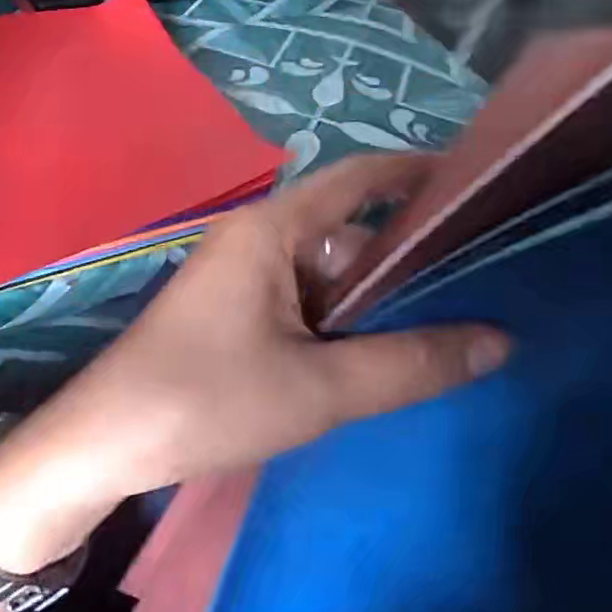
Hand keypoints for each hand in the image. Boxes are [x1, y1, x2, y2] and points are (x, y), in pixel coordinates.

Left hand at [0, 153, 511, 570]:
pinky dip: (335, 318)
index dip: (416, 172)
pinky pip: (296, 298)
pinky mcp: (227, 308)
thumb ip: (412, 362)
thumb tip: (500, 340)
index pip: (355, 177)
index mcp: (269, 230)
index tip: (479, 183)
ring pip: (321, 271)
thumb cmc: (209, 399)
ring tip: (442, 327)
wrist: (111, 438)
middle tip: (480, 286)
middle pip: (343, 230)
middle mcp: (251, 238)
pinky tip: (371, 352)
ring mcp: (235, 274)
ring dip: (369, 298)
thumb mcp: (320, 387)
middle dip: (404, 257)